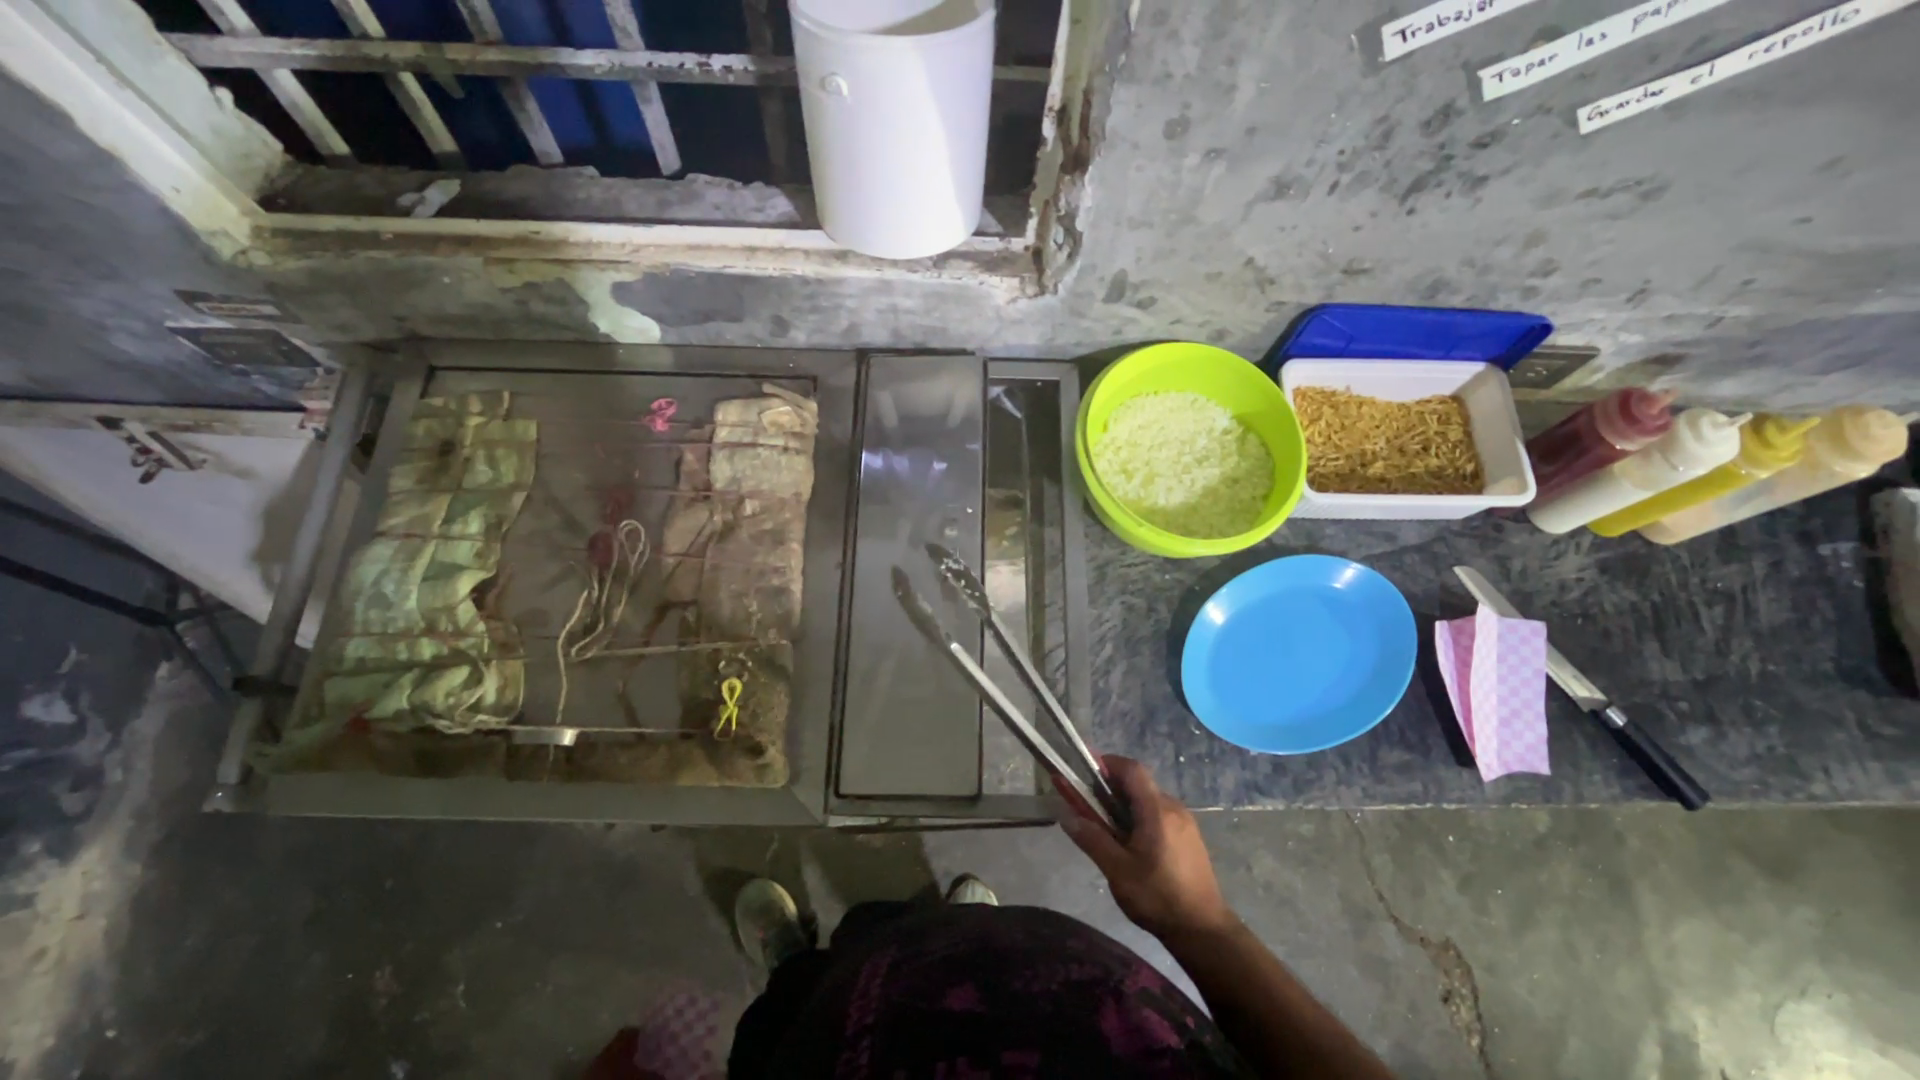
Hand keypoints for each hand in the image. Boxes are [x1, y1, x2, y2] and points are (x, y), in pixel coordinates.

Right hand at [1060, 755, 1234, 939]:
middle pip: (1139, 783)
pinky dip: (1141, 817)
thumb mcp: (1117, 871)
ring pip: (1149, 800)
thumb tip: (1067, 816)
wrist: (1203, 929)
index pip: (1132, 769)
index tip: (1085, 773)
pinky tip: (1131, 844)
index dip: (1108, 763)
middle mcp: (1174, 808)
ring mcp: (1185, 822)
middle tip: (1088, 807)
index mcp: (1157, 810)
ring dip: (1126, 805)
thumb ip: (1092, 840)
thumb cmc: (1158, 897)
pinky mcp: (1190, 837)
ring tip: (1106, 829)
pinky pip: (1160, 815)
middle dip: (1112, 788)